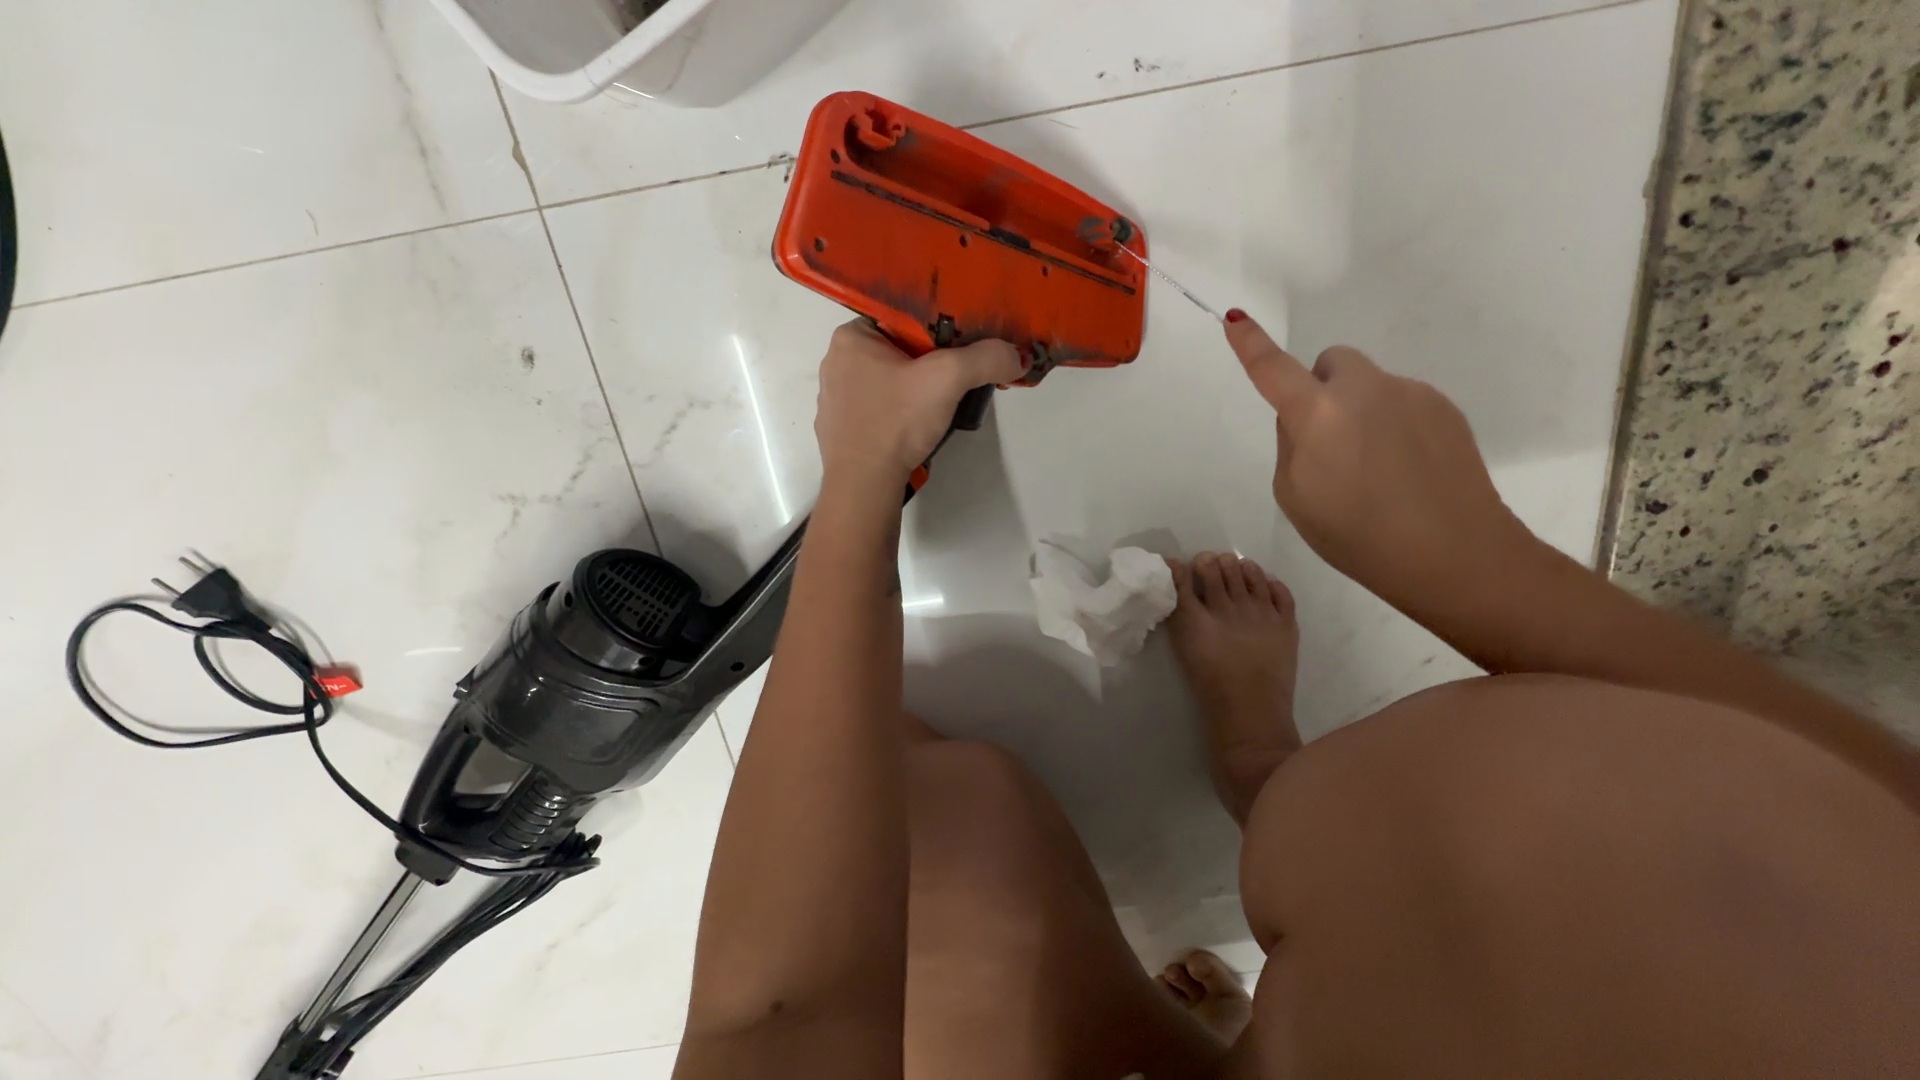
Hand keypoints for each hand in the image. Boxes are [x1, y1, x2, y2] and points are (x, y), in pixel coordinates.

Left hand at [814, 319, 1024, 489]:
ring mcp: (836, 397)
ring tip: (946, 402)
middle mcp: (837, 361)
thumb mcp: (948, 379)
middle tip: (962, 373)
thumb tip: (1018, 356)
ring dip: (919, 389)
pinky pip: (881, 407)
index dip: (939, 327)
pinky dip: (903, 412)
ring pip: (891, 380)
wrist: (864, 485)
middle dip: (933, 361)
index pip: (902, 316)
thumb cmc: (896, 422)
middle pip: (900, 349)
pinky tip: (920, 426)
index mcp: (851, 336)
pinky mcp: (843, 428)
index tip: (966, 342)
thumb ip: (986, 359)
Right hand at [1221, 310, 1538, 601]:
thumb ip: (1291, 445)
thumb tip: (1306, 418)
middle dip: (1321, 390)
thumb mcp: (1295, 497)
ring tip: (1376, 472)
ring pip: (1369, 387)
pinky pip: (1403, 404)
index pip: (1273, 369)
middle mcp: (1364, 390)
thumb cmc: (1356, 536)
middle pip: (1331, 364)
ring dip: (1360, 412)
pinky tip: (1407, 472)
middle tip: (1327, 443)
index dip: (1250, 344)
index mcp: (1318, 414)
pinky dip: (1394, 427)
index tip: (1236, 319)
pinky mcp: (1445, 408)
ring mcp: (1411, 393)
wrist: (1454, 554)